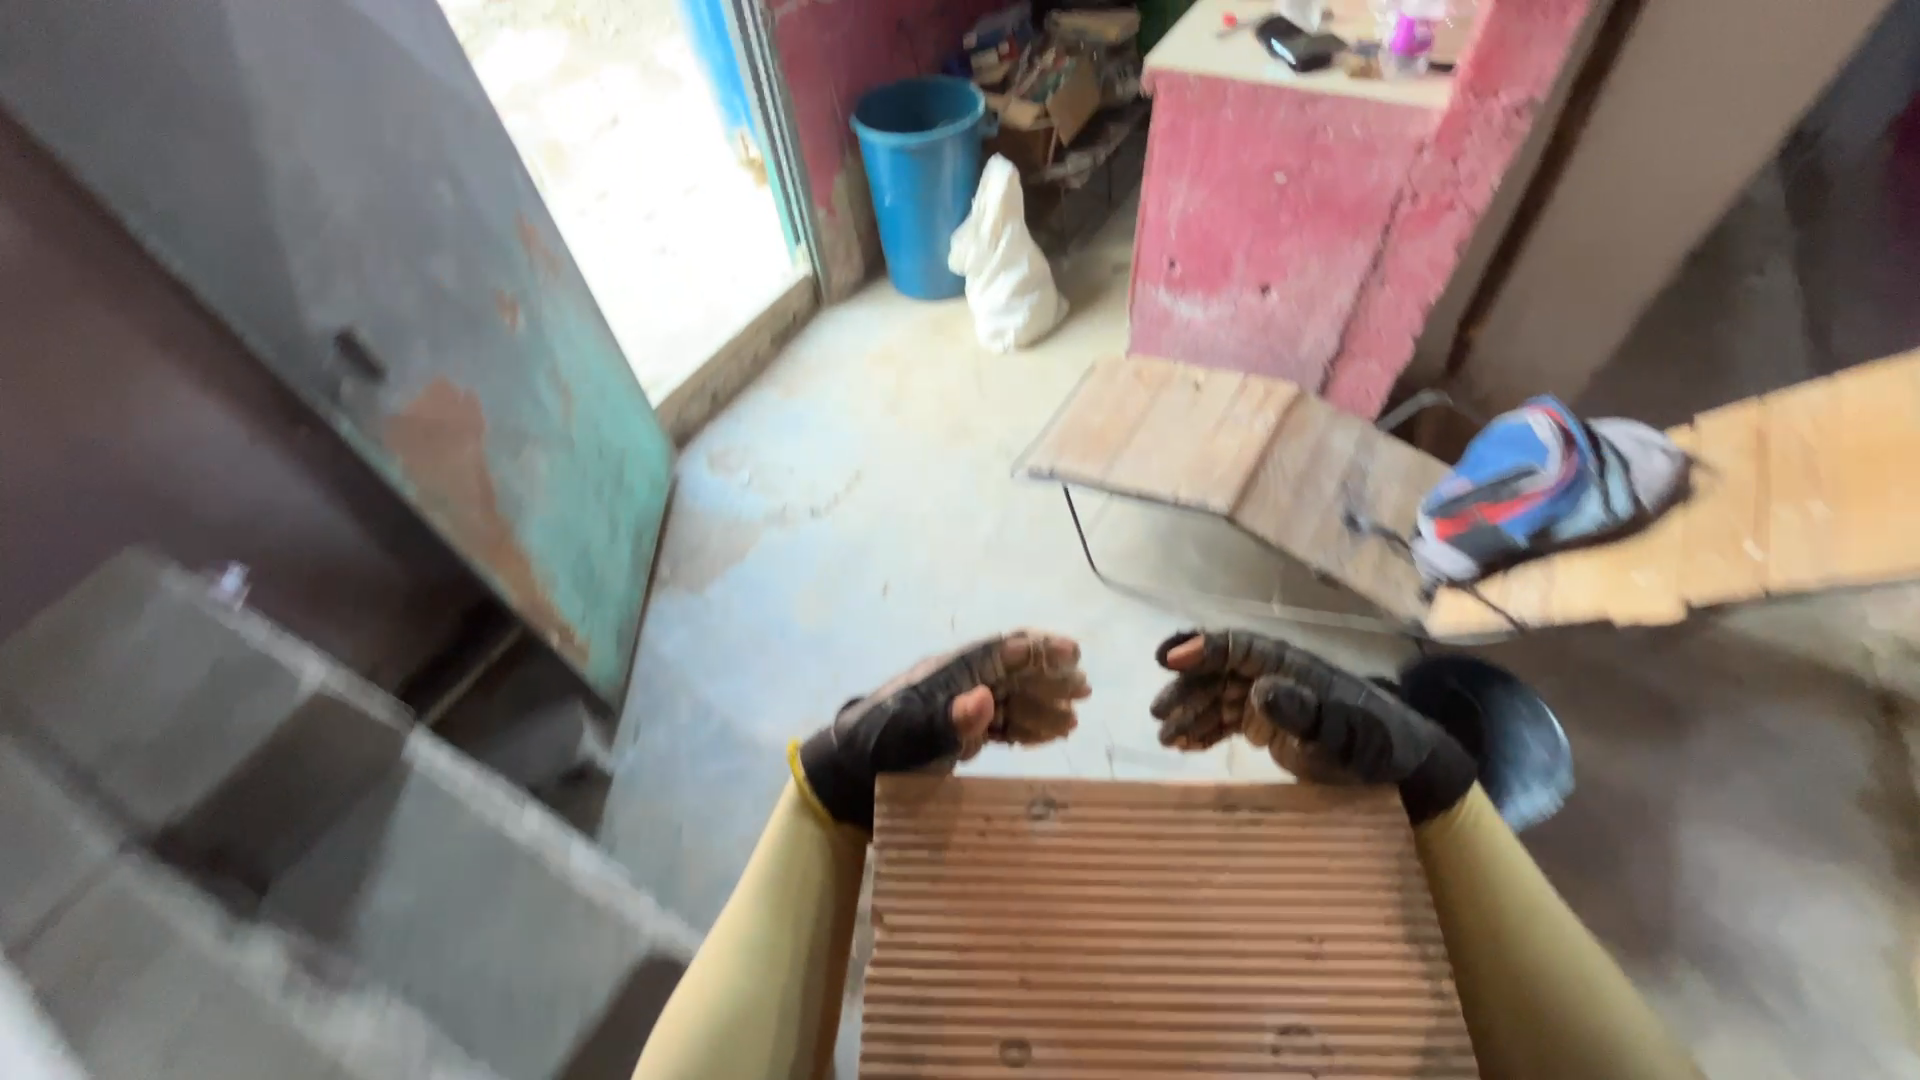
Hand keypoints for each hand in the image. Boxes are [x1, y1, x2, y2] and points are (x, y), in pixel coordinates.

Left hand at [797, 630, 1088, 829]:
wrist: (847, 776)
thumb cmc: (880, 749)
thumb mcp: (913, 736)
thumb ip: (950, 719)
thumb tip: (986, 697)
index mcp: (948, 673)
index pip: (1000, 651)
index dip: (1037, 650)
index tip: (1072, 654)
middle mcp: (957, 684)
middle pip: (1012, 672)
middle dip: (1048, 677)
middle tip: (1084, 690)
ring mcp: (958, 709)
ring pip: (1010, 699)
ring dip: (1042, 704)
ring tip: (1073, 719)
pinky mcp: (958, 734)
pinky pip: (1000, 724)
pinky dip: (1025, 728)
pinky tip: (1047, 736)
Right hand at [1149, 629, 1476, 822]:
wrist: (1400, 766)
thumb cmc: (1374, 744)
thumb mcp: (1342, 732)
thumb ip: (1304, 710)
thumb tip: (1258, 689)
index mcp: (1287, 665)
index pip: (1236, 646)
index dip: (1200, 649)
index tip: (1168, 660)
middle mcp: (1271, 674)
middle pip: (1216, 672)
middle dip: (1185, 689)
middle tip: (1158, 716)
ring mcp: (1266, 698)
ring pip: (1214, 696)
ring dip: (1188, 714)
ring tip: (1165, 739)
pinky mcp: (1264, 722)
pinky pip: (1223, 719)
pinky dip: (1202, 731)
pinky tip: (1185, 746)